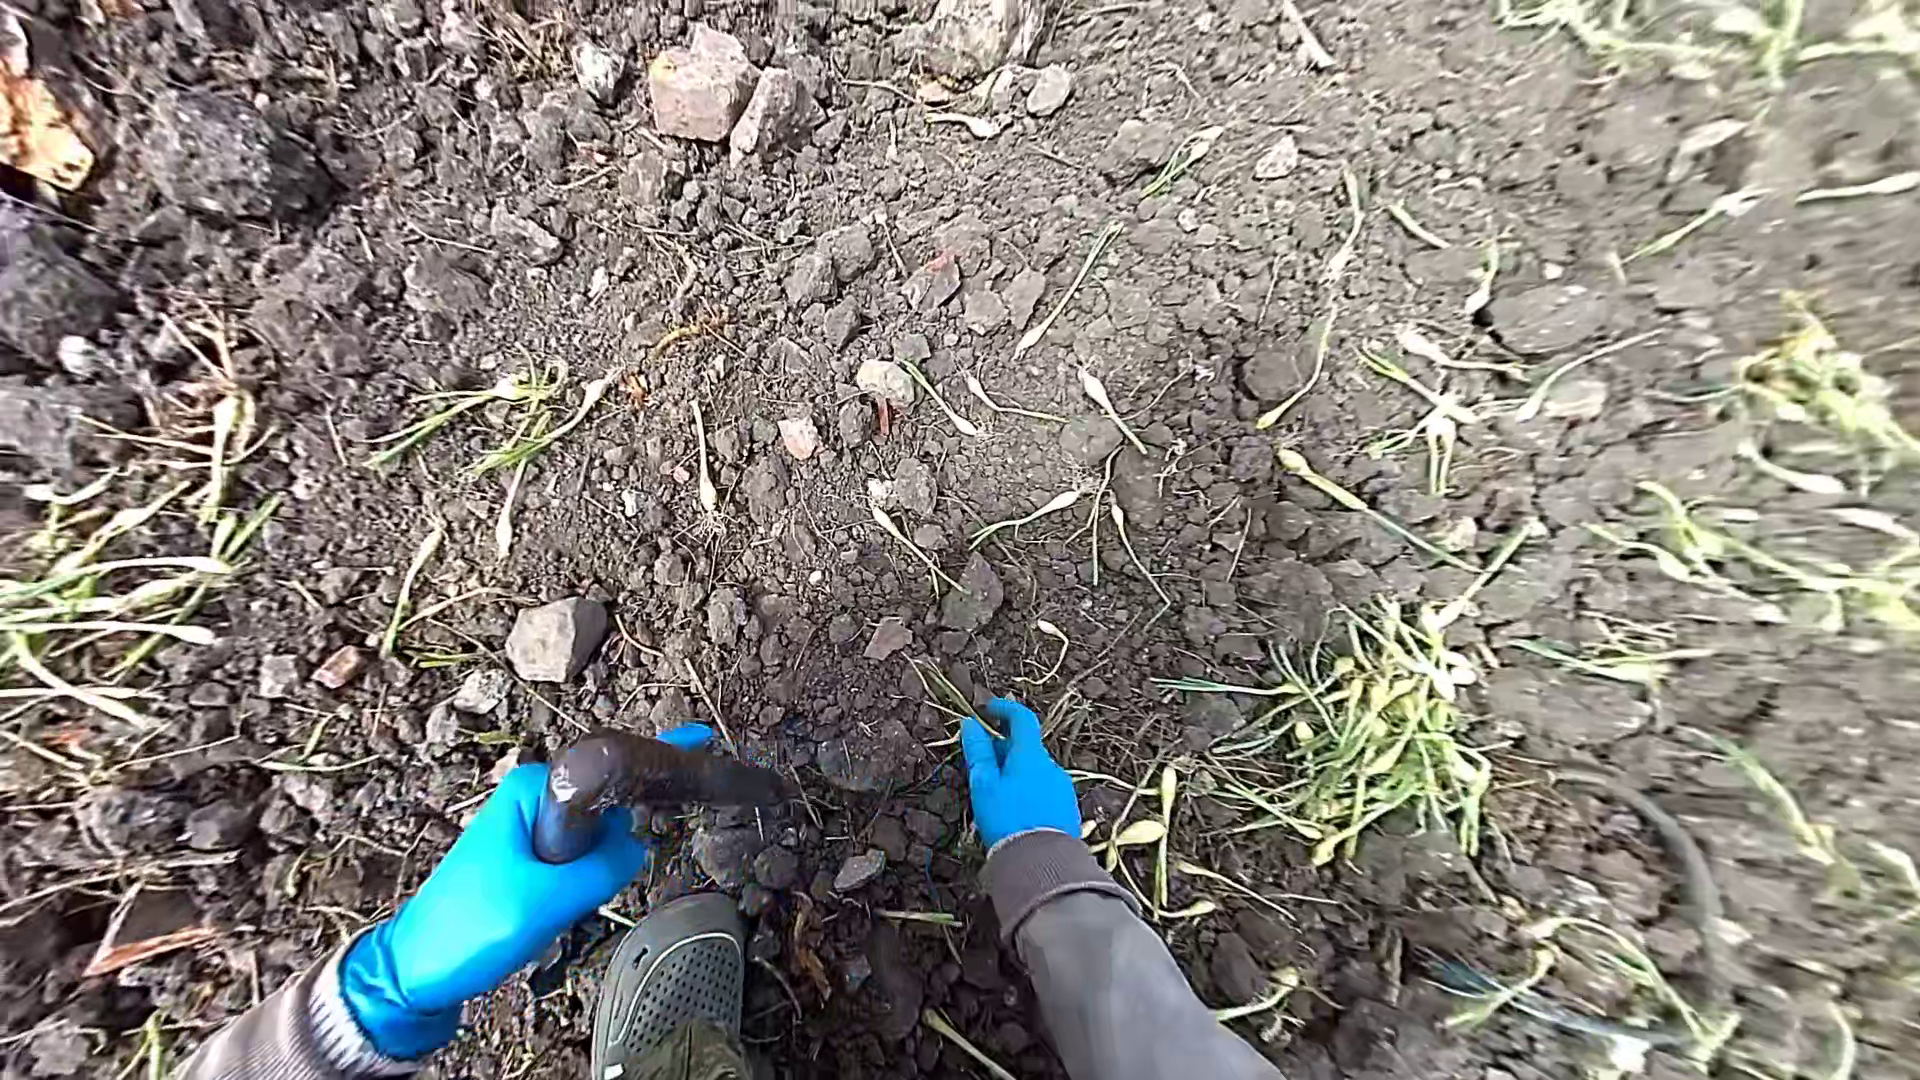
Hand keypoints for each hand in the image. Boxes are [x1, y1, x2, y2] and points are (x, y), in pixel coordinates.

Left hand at [338, 724, 713, 1058]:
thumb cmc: (469, 930)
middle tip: (613, 866)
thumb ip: (606, 864)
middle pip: (610, 798)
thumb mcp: (548, 898)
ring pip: (600, 828)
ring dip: (604, 858)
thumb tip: (638, 845)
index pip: (610, 764)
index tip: (702, 740)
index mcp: (534, 786)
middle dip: (622, 831)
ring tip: (576, 898)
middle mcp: (536, 793)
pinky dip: (594, 866)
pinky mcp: (533, 848)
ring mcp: (533, 820)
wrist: (408, 979)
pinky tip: (584, 891)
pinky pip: (583, 846)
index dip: (659, 758)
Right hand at [960, 697, 1079, 851]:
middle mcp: (1051, 766)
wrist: (1042, 866)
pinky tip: (1014, 809)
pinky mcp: (1066, 808)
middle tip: (981, 762)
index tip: (987, 710)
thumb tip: (971, 724)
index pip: (1021, 717)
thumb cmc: (1007, 820)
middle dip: (1003, 748)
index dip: (1003, 708)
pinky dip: (1027, 788)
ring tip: (995, 792)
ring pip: (1034, 768)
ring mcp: (1062, 787)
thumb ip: (978, 752)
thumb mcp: (984, 784)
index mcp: (1031, 755)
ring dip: (1015, 770)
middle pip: (1026, 746)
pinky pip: (1043, 788)